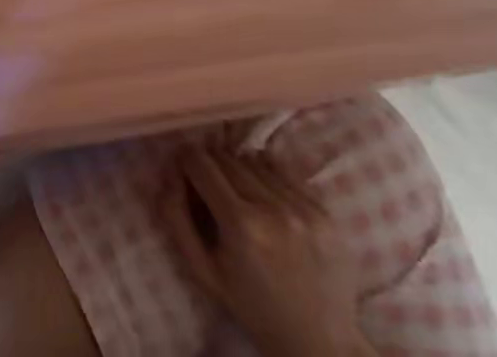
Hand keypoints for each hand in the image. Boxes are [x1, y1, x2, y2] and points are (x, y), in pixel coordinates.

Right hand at [159, 135, 375, 356]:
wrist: (318, 339)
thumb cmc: (250, 304)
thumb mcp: (200, 268)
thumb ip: (175, 216)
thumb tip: (169, 172)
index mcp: (241, 224)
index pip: (200, 162)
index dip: (186, 162)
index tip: (184, 171)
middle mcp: (275, 210)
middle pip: (227, 157)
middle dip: (211, 165)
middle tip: (210, 186)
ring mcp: (305, 210)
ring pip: (255, 159)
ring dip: (240, 169)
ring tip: (240, 194)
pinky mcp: (326, 212)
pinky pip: (285, 171)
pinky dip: (268, 175)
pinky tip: (266, 198)